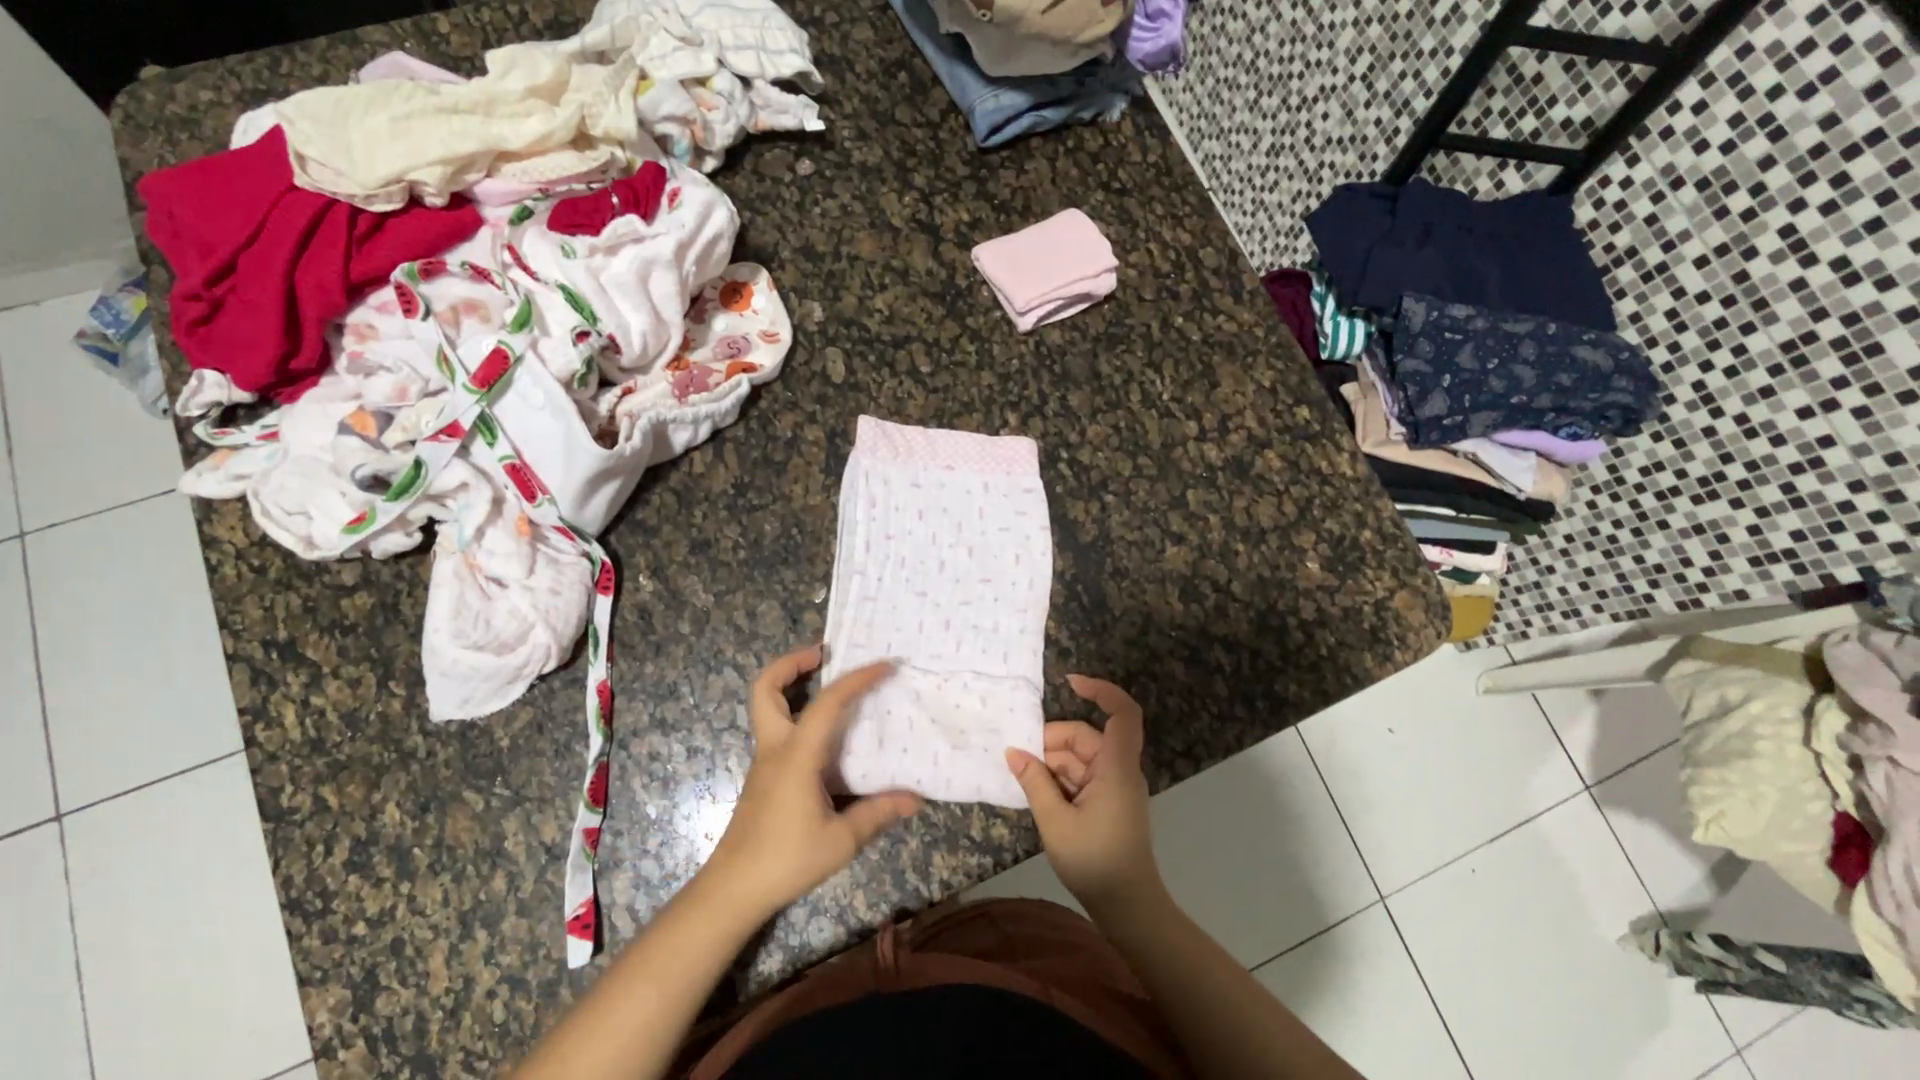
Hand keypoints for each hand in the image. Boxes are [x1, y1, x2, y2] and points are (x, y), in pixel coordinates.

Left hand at [704, 645, 922, 920]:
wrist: (734, 888)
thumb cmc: (786, 860)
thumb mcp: (841, 840)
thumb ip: (877, 813)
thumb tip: (915, 799)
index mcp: (796, 756)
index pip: (827, 703)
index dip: (856, 679)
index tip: (884, 665)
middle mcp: (775, 749)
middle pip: (765, 688)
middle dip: (792, 662)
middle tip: (824, 654)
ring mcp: (764, 763)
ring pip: (766, 708)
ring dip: (790, 686)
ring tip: (827, 685)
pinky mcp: (763, 779)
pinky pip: (777, 732)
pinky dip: (796, 716)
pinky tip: (825, 738)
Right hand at [1006, 675, 1163, 913]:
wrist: (1127, 905)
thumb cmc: (1094, 860)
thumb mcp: (1055, 821)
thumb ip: (1034, 782)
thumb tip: (1014, 752)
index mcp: (1117, 767)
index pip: (1123, 713)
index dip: (1101, 690)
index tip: (1070, 682)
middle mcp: (1120, 770)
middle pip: (1088, 737)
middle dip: (1052, 741)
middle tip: (1019, 758)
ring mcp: (1115, 787)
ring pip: (1081, 758)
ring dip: (1052, 764)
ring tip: (1022, 779)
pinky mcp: (1108, 803)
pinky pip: (1082, 778)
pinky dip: (1059, 780)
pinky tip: (1035, 792)